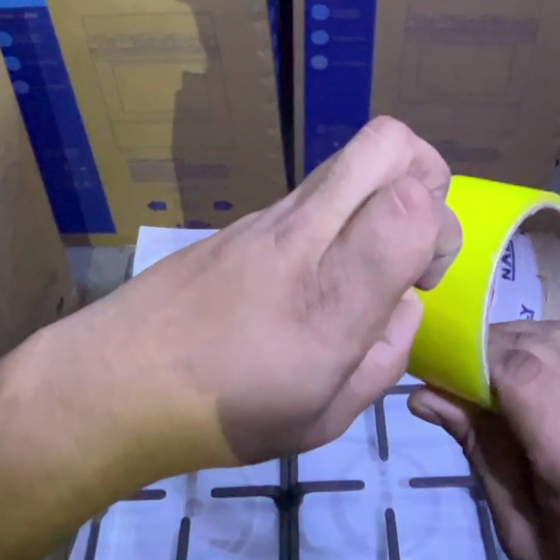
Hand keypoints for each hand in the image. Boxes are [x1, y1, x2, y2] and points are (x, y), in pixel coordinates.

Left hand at [62, 116, 461, 471]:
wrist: (119, 377)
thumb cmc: (226, 412)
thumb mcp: (325, 417)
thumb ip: (385, 356)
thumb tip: (403, 303)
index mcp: (331, 296)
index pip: (410, 205)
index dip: (440, 230)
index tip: (421, 279)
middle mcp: (307, 232)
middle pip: (387, 142)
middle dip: (426, 174)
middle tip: (412, 238)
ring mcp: (275, 213)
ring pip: (353, 153)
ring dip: (384, 187)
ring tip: (365, 257)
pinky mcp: (253, 214)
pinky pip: (320, 184)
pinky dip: (346, 207)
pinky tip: (317, 270)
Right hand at [408, 319, 559, 559]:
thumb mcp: (527, 537)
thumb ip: (482, 454)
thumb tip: (424, 394)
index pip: (523, 375)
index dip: (476, 359)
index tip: (443, 368)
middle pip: (546, 347)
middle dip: (494, 345)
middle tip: (460, 365)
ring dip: (527, 340)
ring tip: (496, 365)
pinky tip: (541, 369)